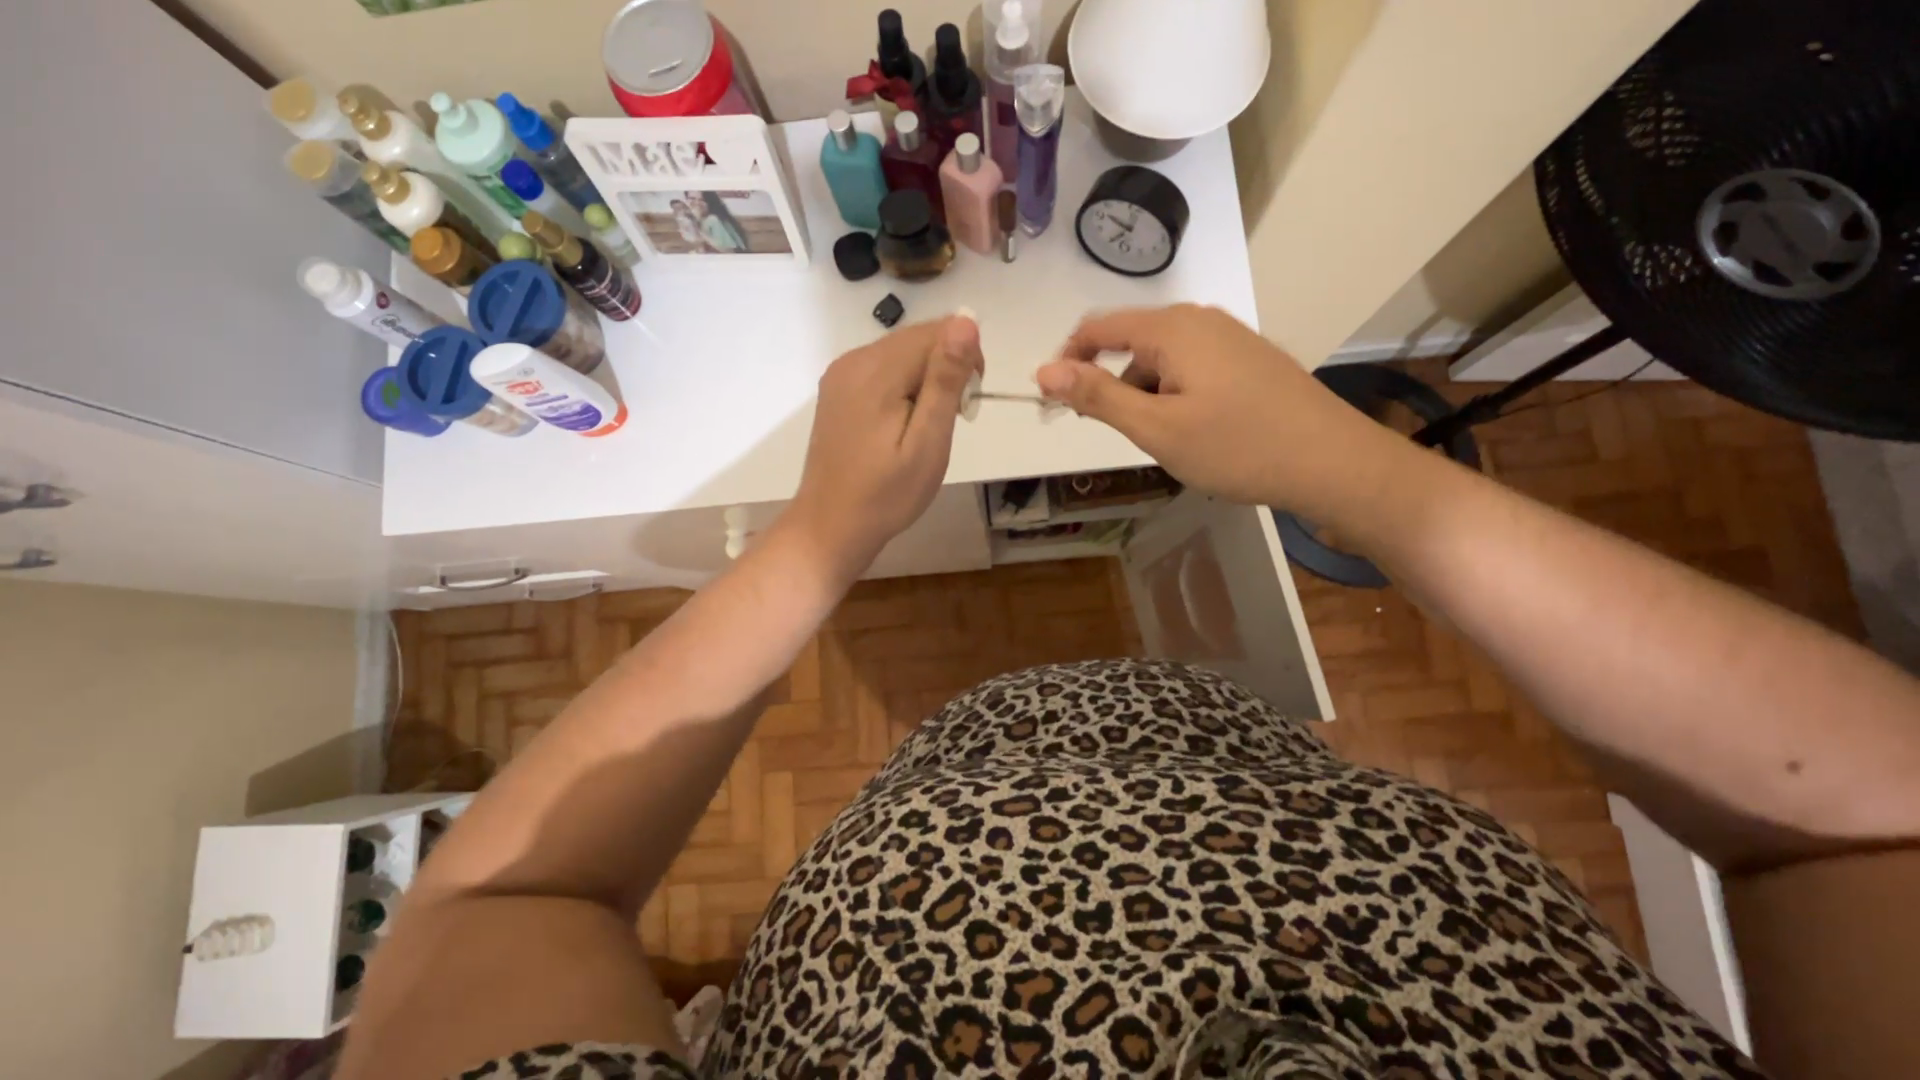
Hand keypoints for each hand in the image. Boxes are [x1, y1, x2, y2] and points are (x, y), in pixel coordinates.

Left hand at [783, 315, 983, 578]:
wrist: (831, 526)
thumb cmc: (887, 494)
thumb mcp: (928, 442)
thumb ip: (946, 379)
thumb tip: (967, 320)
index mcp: (877, 371)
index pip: (937, 331)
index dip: (965, 358)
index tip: (969, 403)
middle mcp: (854, 360)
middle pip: (917, 338)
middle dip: (946, 368)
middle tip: (951, 420)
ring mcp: (841, 374)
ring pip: (900, 353)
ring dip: (925, 378)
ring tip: (927, 426)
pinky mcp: (837, 390)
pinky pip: (881, 369)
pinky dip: (903, 386)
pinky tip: (903, 424)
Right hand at [1035, 304, 1409, 519]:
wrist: (1332, 461)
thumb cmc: (1238, 446)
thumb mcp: (1157, 428)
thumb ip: (1098, 397)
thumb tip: (1043, 371)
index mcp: (1172, 328)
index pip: (1097, 327)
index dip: (1068, 360)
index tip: (1056, 402)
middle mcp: (1200, 319)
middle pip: (1132, 342)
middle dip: (1113, 384)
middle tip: (1122, 435)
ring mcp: (1230, 337)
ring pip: (1164, 360)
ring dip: (1148, 395)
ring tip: (1167, 442)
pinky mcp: (1250, 358)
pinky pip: (1193, 367)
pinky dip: (1177, 395)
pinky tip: (1198, 432)